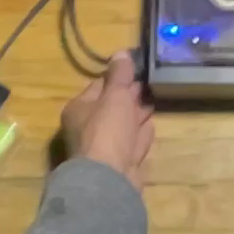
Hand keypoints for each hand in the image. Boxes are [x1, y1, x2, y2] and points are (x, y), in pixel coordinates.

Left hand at [60, 51, 155, 188]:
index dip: (118, 77)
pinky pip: (132, 144)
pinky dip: (141, 134)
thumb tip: (121, 52)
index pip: (99, 86)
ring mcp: (103, 150)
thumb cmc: (107, 130)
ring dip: (137, 114)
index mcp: (79, 110)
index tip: (137, 68)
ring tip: (154, 100)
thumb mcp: (115, 95)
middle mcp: (87, 129)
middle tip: (149, 82)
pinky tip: (151, 126)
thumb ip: (120, 74)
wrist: (109, 181)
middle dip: (129, 95)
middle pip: (111, 107)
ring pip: (122, 126)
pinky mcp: (119, 165)